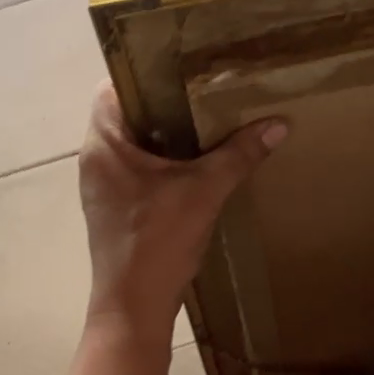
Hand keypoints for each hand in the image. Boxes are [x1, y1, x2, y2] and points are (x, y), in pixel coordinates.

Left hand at [77, 83, 286, 340]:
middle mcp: (95, 160)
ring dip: (164, 134)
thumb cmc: (158, 240)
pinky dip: (162, 161)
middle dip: (163, 103)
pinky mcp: (114, 209)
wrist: (134, 308)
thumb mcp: (204, 190)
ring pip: (133, 144)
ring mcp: (102, 187)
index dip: (144, 73)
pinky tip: (195, 163)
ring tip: (205, 120)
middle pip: (126, 115)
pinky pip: (136, 169)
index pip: (114, 88)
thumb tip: (278, 123)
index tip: (181, 66)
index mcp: (103, 144)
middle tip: (203, 89)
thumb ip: (239, 154)